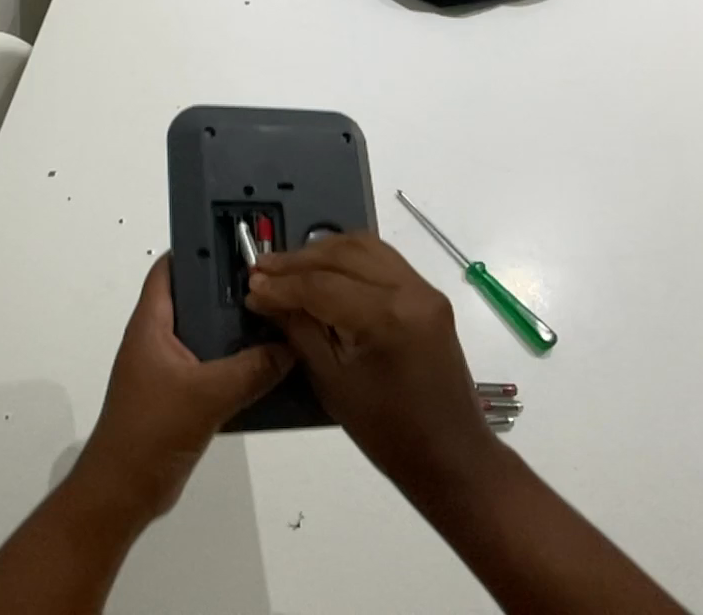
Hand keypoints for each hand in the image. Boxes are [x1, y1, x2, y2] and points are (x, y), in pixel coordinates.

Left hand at [74, 254, 294, 519]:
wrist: (124, 490)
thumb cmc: (149, 432)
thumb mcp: (206, 395)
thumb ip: (251, 370)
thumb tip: (289, 348)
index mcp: (151, 324)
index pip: (168, 270)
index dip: (196, 250)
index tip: (234, 241)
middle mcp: (158, 339)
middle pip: (195, 300)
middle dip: (229, 290)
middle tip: (270, 281)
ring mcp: (170, 368)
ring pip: (207, 335)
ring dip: (237, 331)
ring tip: (278, 319)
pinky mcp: (182, 394)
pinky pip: (214, 367)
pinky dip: (238, 363)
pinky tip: (271, 367)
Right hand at [246, 233, 487, 497]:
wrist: (452, 456)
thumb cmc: (387, 432)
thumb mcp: (331, 381)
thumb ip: (298, 329)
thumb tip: (265, 297)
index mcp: (387, 317)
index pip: (321, 285)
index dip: (281, 285)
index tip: (250, 287)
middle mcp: (410, 290)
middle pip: (343, 254)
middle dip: (297, 261)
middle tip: (262, 271)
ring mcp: (423, 289)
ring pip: (363, 246)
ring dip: (322, 251)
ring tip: (288, 268)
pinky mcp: (427, 294)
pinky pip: (381, 259)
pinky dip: (347, 258)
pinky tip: (323, 271)